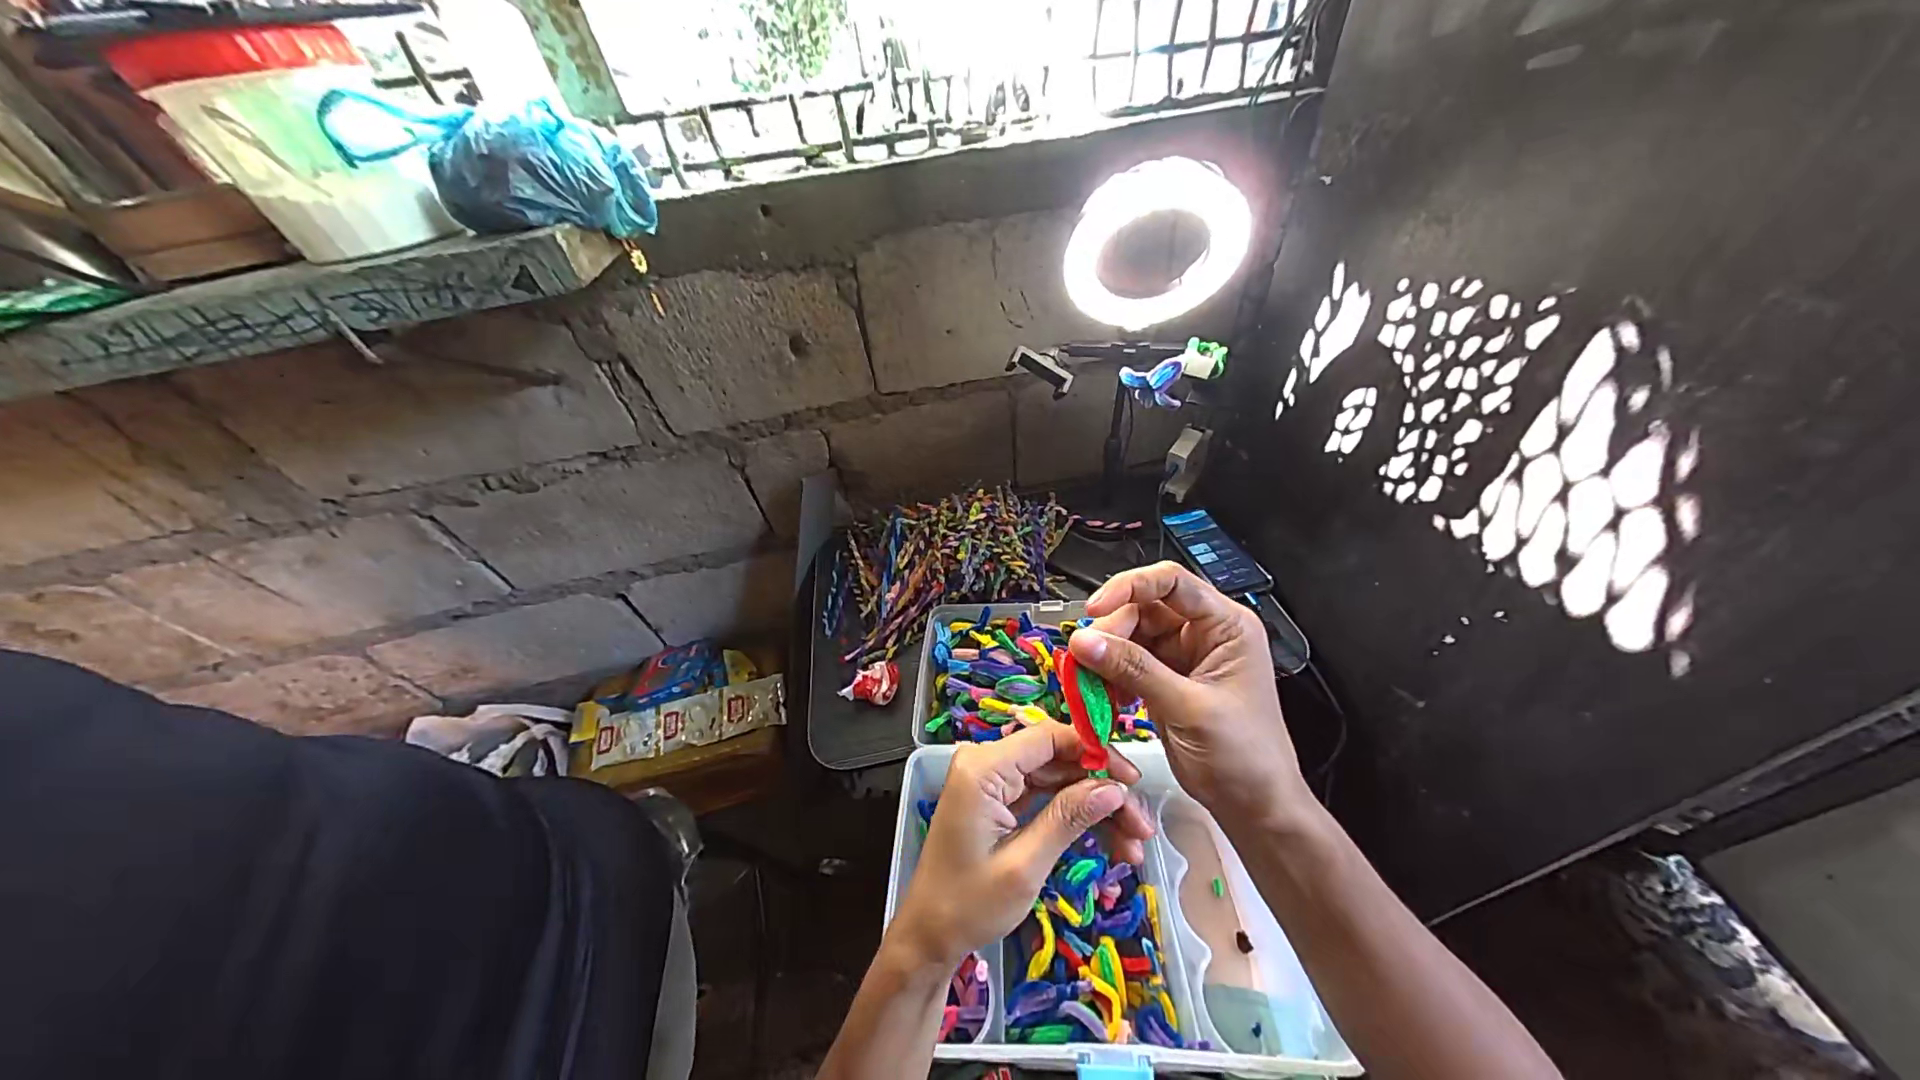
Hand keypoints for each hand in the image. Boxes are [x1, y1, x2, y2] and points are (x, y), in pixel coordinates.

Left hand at [889, 723, 1154, 968]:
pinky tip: (1111, 841)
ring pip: (1057, 778)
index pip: (1048, 736)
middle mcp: (986, 763)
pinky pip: (1044, 795)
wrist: (928, 934)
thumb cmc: (968, 904)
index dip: (1095, 751)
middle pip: (1058, 758)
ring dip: (1096, 807)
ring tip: (1135, 844)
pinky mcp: (998, 799)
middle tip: (1142, 826)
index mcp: (983, 768)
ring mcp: (991, 780)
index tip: (1133, 779)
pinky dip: (1076, 816)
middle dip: (1102, 789)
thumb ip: (1068, 819)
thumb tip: (1114, 788)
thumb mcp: (1025, 865)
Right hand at [1068, 561, 1317, 830]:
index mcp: (1226, 627)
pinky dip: (1109, 675)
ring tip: (1091, 680)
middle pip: (1143, 608)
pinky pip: (1127, 663)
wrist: (1255, 807)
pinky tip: (1104, 694)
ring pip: (1130, 636)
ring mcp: (1183, 657)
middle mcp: (1204, 634)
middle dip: (1111, 631)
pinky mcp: (1165, 680)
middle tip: (1086, 657)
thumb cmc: (1245, 758)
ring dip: (1106, 655)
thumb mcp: (1187, 708)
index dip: (1129, 587)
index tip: (1095, 609)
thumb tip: (1086, 641)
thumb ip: (1134, 670)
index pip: (1172, 583)